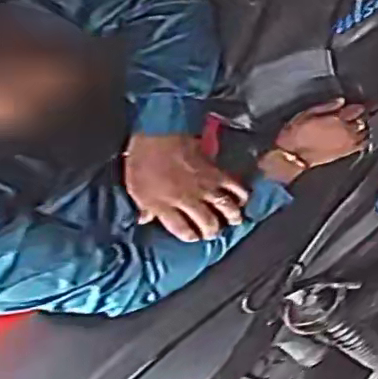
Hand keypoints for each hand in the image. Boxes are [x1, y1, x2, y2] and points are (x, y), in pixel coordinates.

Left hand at [124, 133, 250, 242]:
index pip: (181, 228)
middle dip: (213, 230)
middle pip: (208, 221)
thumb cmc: (143, 164)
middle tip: (215, 233)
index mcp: (162, 205)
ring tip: (235, 220)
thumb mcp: (135, 189)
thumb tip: (147, 219)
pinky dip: (242, 196)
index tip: (193, 238)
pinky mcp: (220, 176)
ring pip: (227, 208)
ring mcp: (206, 188)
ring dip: (233, 216)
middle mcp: (188, 200)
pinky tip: (243, 200)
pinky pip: (237, 189)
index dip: (190, 236)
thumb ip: (145, 207)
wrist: (161, 140)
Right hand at [275, 99, 369, 166]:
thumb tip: (341, 101)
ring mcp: (350, 141)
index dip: (357, 108)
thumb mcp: (306, 115)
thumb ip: (326, 107)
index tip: (356, 107)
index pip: (356, 110)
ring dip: (362, 128)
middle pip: (362, 120)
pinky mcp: (349, 151)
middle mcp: (348, 130)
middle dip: (359, 118)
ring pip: (365, 131)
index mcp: (338, 119)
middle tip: (355, 117)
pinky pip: (364, 143)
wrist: (294, 156)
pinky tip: (359, 137)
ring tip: (357, 127)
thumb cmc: (295, 133)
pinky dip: (364, 139)